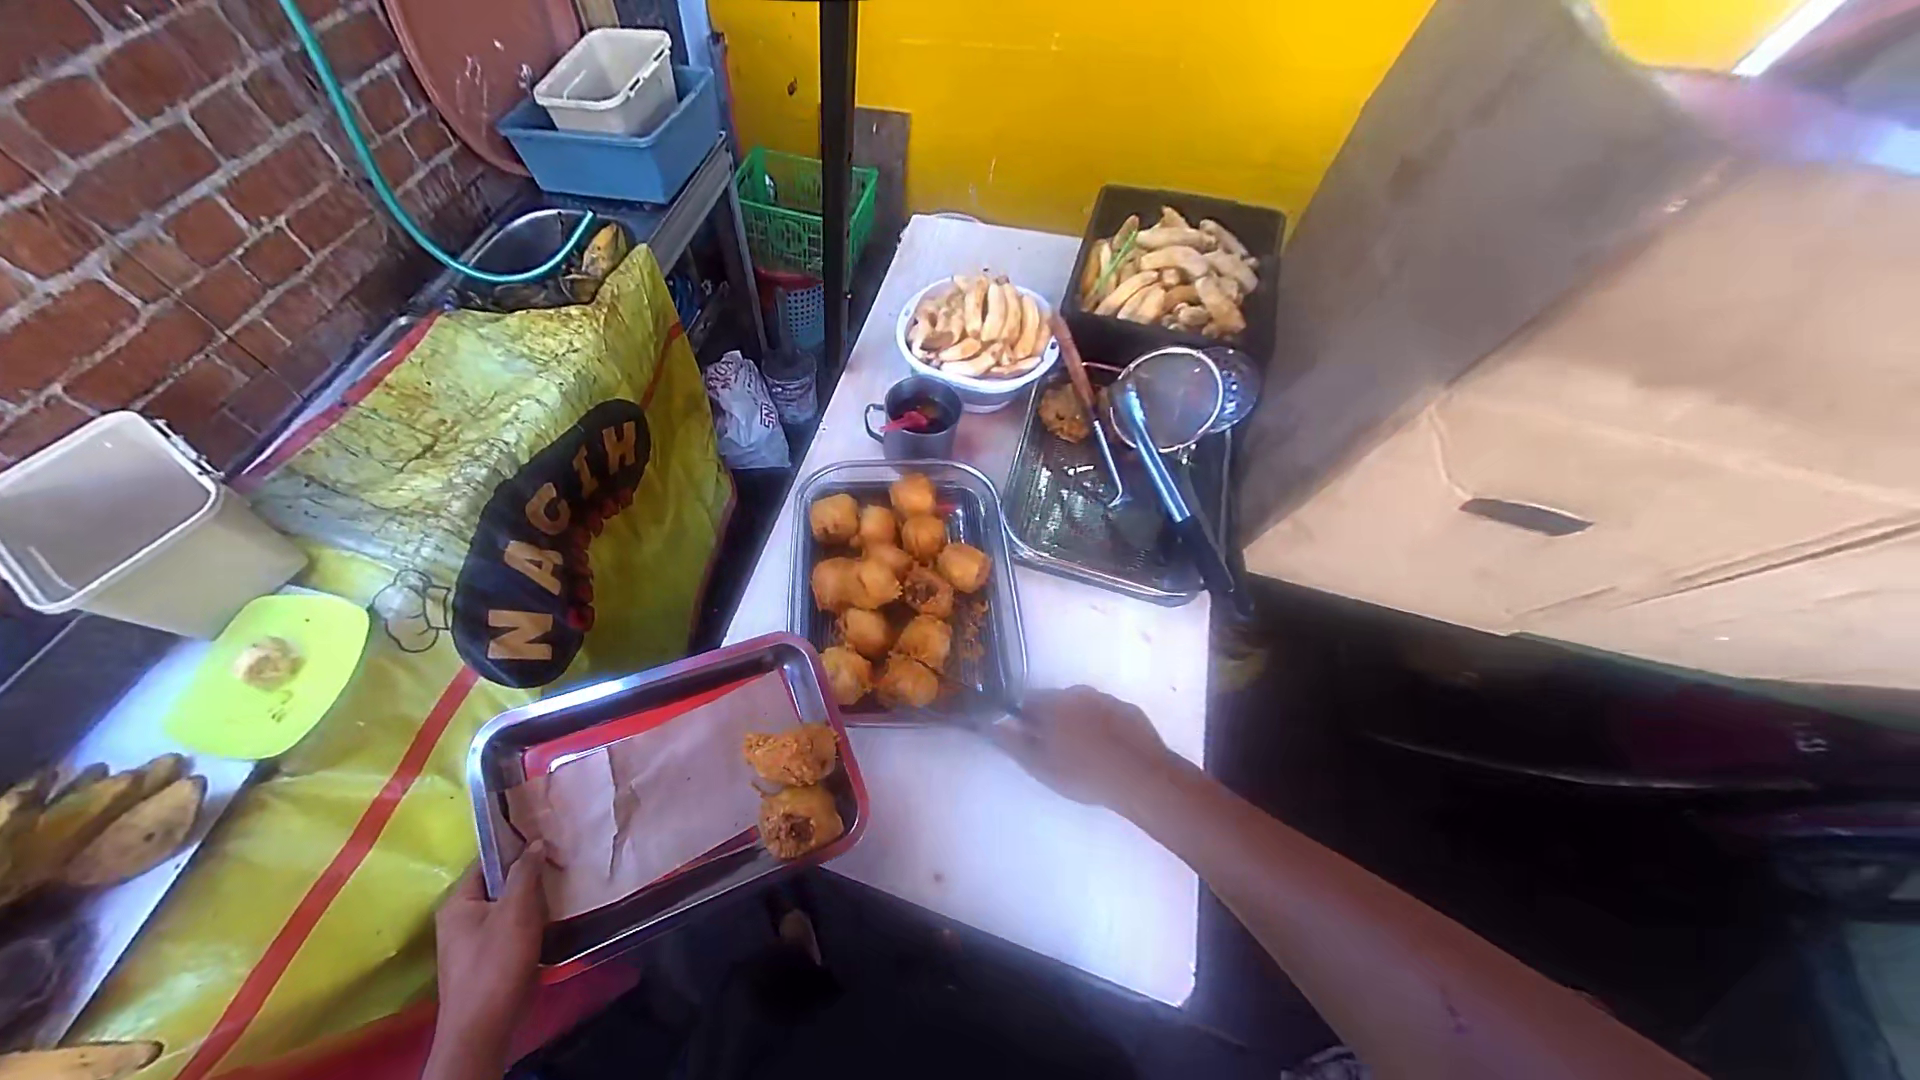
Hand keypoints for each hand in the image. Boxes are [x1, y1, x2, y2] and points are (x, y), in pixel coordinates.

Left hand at [428, 843, 547, 1074]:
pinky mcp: (491, 956)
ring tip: (564, 879)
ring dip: (535, 894)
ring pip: (510, 904)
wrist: (485, 1027)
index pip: (488, 861)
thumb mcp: (516, 910)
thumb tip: (535, 842)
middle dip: (530, 871)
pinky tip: (556, 911)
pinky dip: (534, 916)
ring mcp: (475, 939)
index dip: (516, 846)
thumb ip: (525, 872)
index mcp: (458, 903)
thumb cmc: (497, 963)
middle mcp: (461, 918)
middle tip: (561, 856)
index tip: (547, 835)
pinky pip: (514, 924)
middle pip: (500, 882)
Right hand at [990, 687, 1179, 810]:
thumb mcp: (1039, 765)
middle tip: (1057, 751)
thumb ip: (1012, 742)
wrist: (1140, 778)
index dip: (1024, 718)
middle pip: (1056, 701)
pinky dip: (1104, 727)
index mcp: (1053, 703)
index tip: (1029, 739)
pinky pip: (1109, 715)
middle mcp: (1079, 693)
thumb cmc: (1082, 773)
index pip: (1027, 700)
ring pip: (1084, 707)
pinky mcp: (1131, 712)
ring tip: (1085, 754)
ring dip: (1079, 722)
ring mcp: (1108, 700)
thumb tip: (990, 724)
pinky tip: (1109, 751)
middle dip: (1052, 719)